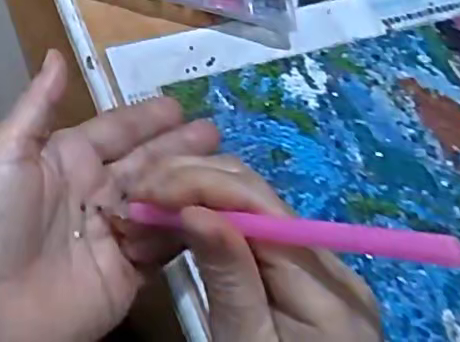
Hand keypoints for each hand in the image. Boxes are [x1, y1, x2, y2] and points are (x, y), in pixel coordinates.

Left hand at [0, 50, 221, 341]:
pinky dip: (188, 232)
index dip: (146, 118)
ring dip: (192, 186)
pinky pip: (163, 248)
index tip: (179, 105)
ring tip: (229, 171)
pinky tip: (217, 219)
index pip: (116, 130)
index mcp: (68, 156)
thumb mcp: (9, 148)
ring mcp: (113, 233)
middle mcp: (94, 189)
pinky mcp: (125, 276)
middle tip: (216, 132)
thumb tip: (55, 53)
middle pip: (146, 163)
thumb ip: (39, 104)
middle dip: (179, 147)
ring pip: (161, 202)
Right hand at [132, 155, 380, 341]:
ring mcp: (309, 259)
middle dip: (186, 181)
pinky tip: (171, 217)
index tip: (143, 193)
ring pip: (241, 196)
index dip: (195, 183)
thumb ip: (228, 279)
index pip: (254, 200)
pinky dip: (202, 211)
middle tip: (136, 196)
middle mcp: (323, 255)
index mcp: (322, 279)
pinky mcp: (290, 266)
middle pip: (247, 189)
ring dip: (189, 190)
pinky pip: (243, 219)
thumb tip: (194, 210)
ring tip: (146, 205)